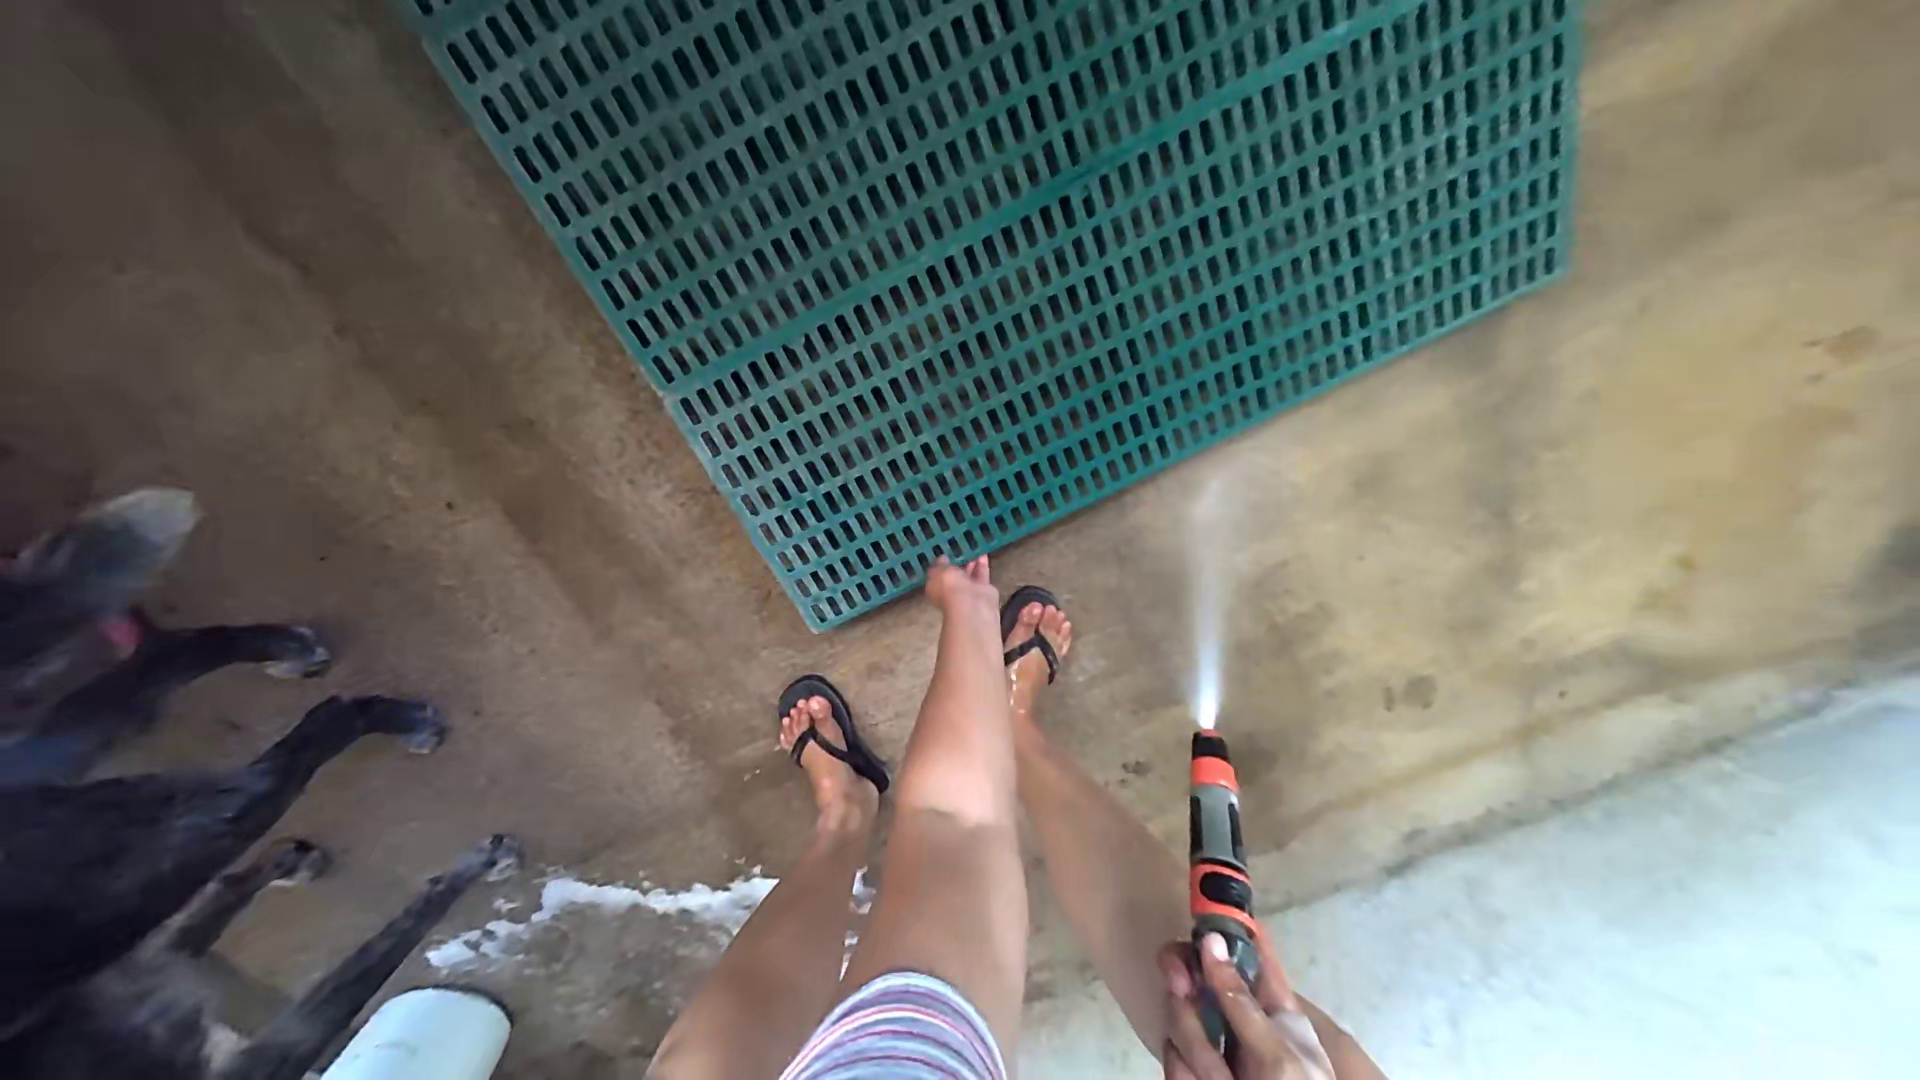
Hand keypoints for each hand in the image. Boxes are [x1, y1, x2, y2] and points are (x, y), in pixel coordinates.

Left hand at [923, 554, 997, 611]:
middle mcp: (951, 591)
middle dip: (957, 563)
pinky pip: (981, 573)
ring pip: (968, 574)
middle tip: (958, 547)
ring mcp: (968, 591)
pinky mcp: (983, 589)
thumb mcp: (938, 571)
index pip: (936, 576)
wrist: (972, 603)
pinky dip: (982, 563)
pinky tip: (982, 550)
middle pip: (954, 575)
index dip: (939, 565)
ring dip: (970, 562)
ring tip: (971, 546)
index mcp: (936, 589)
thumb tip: (942, 558)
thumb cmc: (949, 587)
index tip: (943, 553)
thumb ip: (940, 564)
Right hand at [1157, 931, 1336, 1079]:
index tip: (1197, 917)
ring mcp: (1213, 1045)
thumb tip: (1210, 940)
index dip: (1223, 922)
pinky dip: (1184, 1074)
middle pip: (1193, 969)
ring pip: (1177, 1014)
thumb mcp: (1280, 1059)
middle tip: (1180, 988)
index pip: (1246, 946)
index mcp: (1272, 1005)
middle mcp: (1238, 1016)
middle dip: (1186, 987)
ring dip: (1194, 1049)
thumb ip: (1239, 1001)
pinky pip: (1171, 1054)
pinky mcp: (1192, 1073)